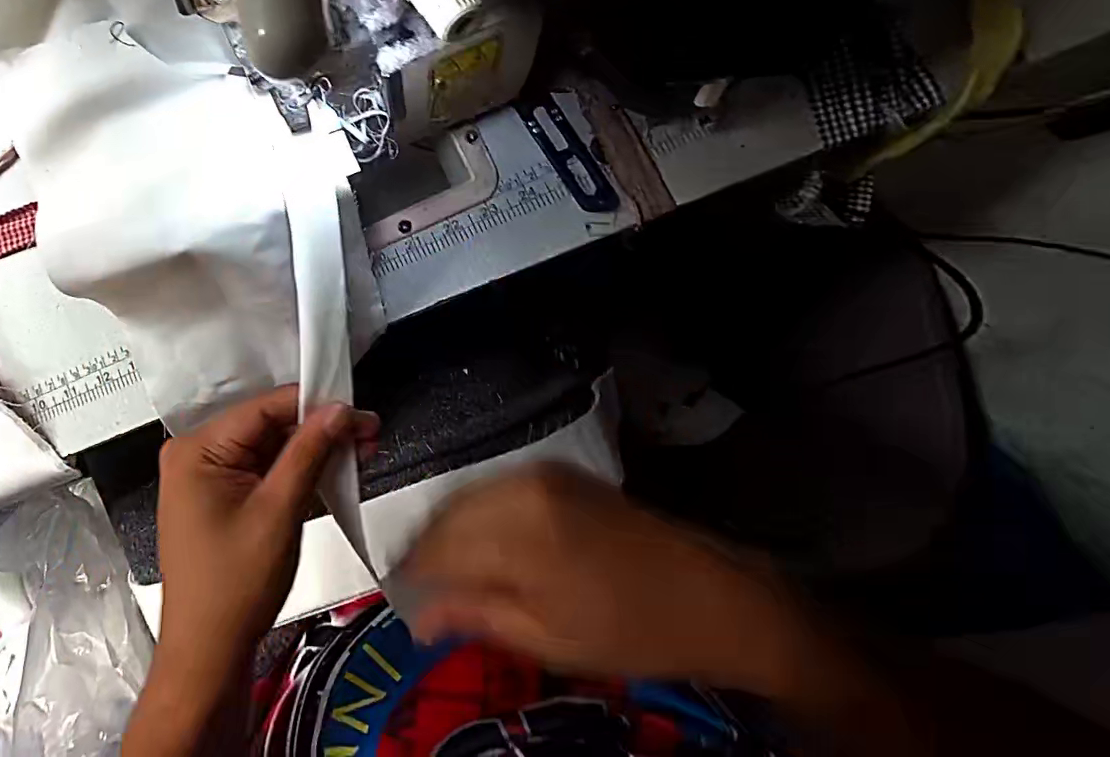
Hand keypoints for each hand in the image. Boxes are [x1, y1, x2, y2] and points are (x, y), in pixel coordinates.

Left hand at [155, 385, 377, 672]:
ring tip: (356, 450)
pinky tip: (330, 469)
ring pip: (269, 447)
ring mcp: (206, 477)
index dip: (311, 404)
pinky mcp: (220, 496)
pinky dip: (296, 470)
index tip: (353, 408)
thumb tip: (336, 410)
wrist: (209, 656)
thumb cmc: (233, 589)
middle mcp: (194, 456)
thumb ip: (308, 453)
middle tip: (364, 431)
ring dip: (312, 450)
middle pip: (267, 425)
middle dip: (317, 429)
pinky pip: (262, 469)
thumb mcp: (278, 512)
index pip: (262, 409)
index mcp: (196, 450)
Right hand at [399, 463, 826, 699]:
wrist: (710, 595)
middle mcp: (523, 491)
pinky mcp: (553, 469)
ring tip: (442, 561)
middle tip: (417, 579)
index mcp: (522, 537)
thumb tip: (418, 617)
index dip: (414, 569)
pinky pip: (492, 485)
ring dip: (447, 526)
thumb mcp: (551, 641)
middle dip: (426, 545)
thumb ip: (477, 616)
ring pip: (466, 494)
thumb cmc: (632, 632)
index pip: (441, 547)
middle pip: (448, 513)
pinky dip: (475, 509)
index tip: (399, 590)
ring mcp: (539, 473)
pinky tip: (476, 535)